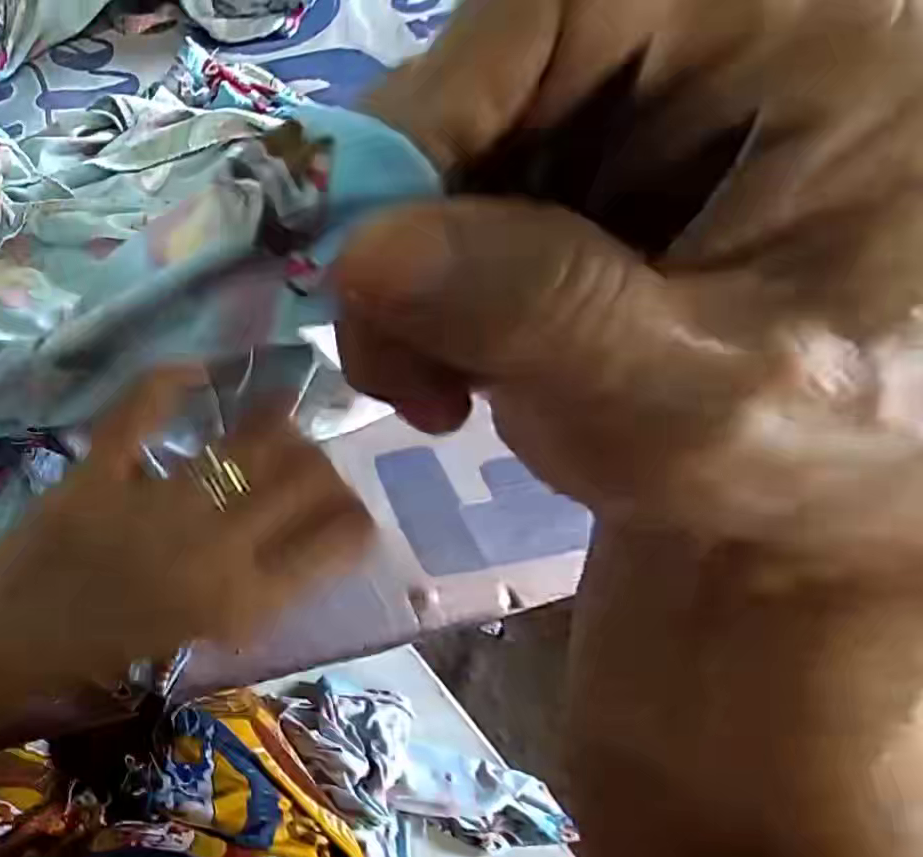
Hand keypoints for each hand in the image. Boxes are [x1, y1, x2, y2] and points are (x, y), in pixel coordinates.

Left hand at [0, 369, 372, 750]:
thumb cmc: (87, 663)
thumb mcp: (185, 645)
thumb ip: (242, 598)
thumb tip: (283, 544)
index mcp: (240, 607)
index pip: (338, 542)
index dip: (355, 512)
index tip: (345, 500)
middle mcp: (213, 552)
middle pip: (304, 477)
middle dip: (319, 458)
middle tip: (304, 452)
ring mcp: (151, 509)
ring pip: (246, 439)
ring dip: (271, 417)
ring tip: (273, 410)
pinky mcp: (94, 479)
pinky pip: (142, 409)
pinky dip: (170, 381)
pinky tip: (196, 372)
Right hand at [332, 0, 922, 575]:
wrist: (791, 496)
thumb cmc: (793, 456)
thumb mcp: (676, 397)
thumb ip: (532, 309)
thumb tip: (358, 251)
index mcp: (810, 39)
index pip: (548, 13)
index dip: (426, 124)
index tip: (371, 266)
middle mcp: (702, 55)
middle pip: (459, 101)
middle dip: (391, 244)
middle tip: (397, 366)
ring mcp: (613, 130)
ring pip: (418, 177)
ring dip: (388, 295)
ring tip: (430, 388)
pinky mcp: (554, 195)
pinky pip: (421, 227)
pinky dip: (400, 309)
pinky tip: (439, 371)